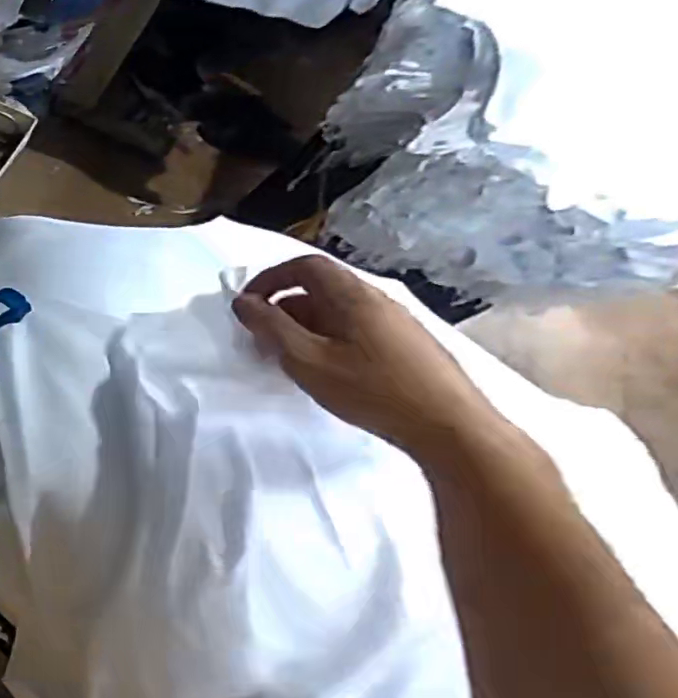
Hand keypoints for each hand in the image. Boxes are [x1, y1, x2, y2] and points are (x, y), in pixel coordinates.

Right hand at [231, 256, 502, 462]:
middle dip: (282, 308)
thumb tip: (243, 301)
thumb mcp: (304, 359)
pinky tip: (327, 369)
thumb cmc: (372, 390)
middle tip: (264, 339)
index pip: (305, 266)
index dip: (269, 278)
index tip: (248, 305)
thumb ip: (269, 326)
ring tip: (291, 358)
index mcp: (354, 297)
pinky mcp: (410, 346)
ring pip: (337, 310)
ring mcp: (399, 323)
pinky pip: (356, 328)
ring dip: (304, 325)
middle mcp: (379, 301)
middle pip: (320, 288)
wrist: (455, 430)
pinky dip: (328, 337)